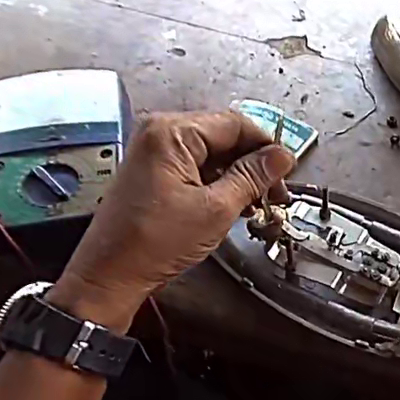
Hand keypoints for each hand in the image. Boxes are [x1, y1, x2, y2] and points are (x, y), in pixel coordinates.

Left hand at [51, 111, 294, 328]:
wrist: (111, 274)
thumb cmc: (153, 242)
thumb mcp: (217, 208)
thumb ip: (253, 177)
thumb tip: (282, 157)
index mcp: (172, 133)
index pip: (236, 125)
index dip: (267, 148)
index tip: (287, 173)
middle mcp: (161, 134)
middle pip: (225, 137)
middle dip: (255, 165)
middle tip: (276, 195)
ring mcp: (156, 153)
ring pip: (214, 154)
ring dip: (240, 177)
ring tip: (258, 205)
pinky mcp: (155, 172)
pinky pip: (198, 168)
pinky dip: (220, 184)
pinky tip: (236, 206)